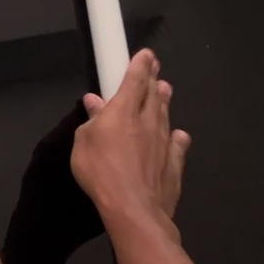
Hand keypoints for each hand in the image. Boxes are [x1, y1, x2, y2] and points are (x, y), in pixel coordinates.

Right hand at [70, 49, 191, 234]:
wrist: (134, 209)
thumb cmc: (100, 169)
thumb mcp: (83, 140)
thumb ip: (92, 119)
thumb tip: (94, 101)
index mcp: (122, 112)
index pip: (133, 81)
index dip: (139, 66)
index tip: (147, 54)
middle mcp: (146, 123)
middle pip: (152, 96)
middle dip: (154, 79)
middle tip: (157, 68)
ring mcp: (163, 145)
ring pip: (165, 117)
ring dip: (164, 102)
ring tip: (166, 90)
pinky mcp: (173, 167)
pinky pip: (176, 146)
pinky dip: (177, 137)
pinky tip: (180, 135)